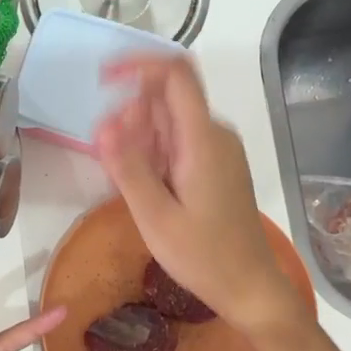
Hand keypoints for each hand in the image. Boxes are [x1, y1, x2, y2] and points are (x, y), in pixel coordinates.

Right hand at [95, 55, 306, 335]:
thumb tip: (102, 124)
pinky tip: (140, 186)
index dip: (138, 64)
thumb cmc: (203, 256)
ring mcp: (217, 150)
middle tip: (108, 157)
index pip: (174, 74)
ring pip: (169, 122)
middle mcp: (214, 135)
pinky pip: (178, 143)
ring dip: (138, 136)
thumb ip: (128, 168)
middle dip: (129, 114)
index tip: (102, 81)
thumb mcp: (155, 218)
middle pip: (167, 98)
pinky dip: (152, 152)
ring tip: (120, 177)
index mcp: (203, 140)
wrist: (248, 286)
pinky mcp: (215, 166)